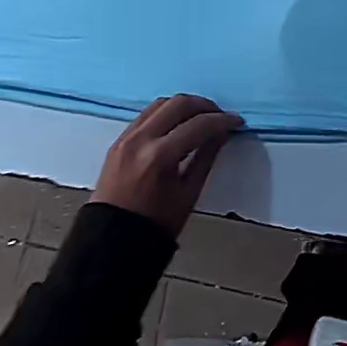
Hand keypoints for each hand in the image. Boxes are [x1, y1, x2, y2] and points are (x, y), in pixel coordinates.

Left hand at [92, 93, 243, 235]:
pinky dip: (165, 112)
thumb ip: (206, 157)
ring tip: (200, 117)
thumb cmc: (155, 224)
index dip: (222, 120)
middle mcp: (140, 140)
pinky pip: (146, 114)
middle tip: (219, 115)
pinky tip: (177, 123)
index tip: (236, 121)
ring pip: (160, 103)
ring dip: (184, 105)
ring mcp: (126, 138)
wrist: (110, 242)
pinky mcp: (118, 140)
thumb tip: (221, 132)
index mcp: (160, 156)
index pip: (198, 125)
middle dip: (204, 105)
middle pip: (178, 104)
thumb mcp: (189, 193)